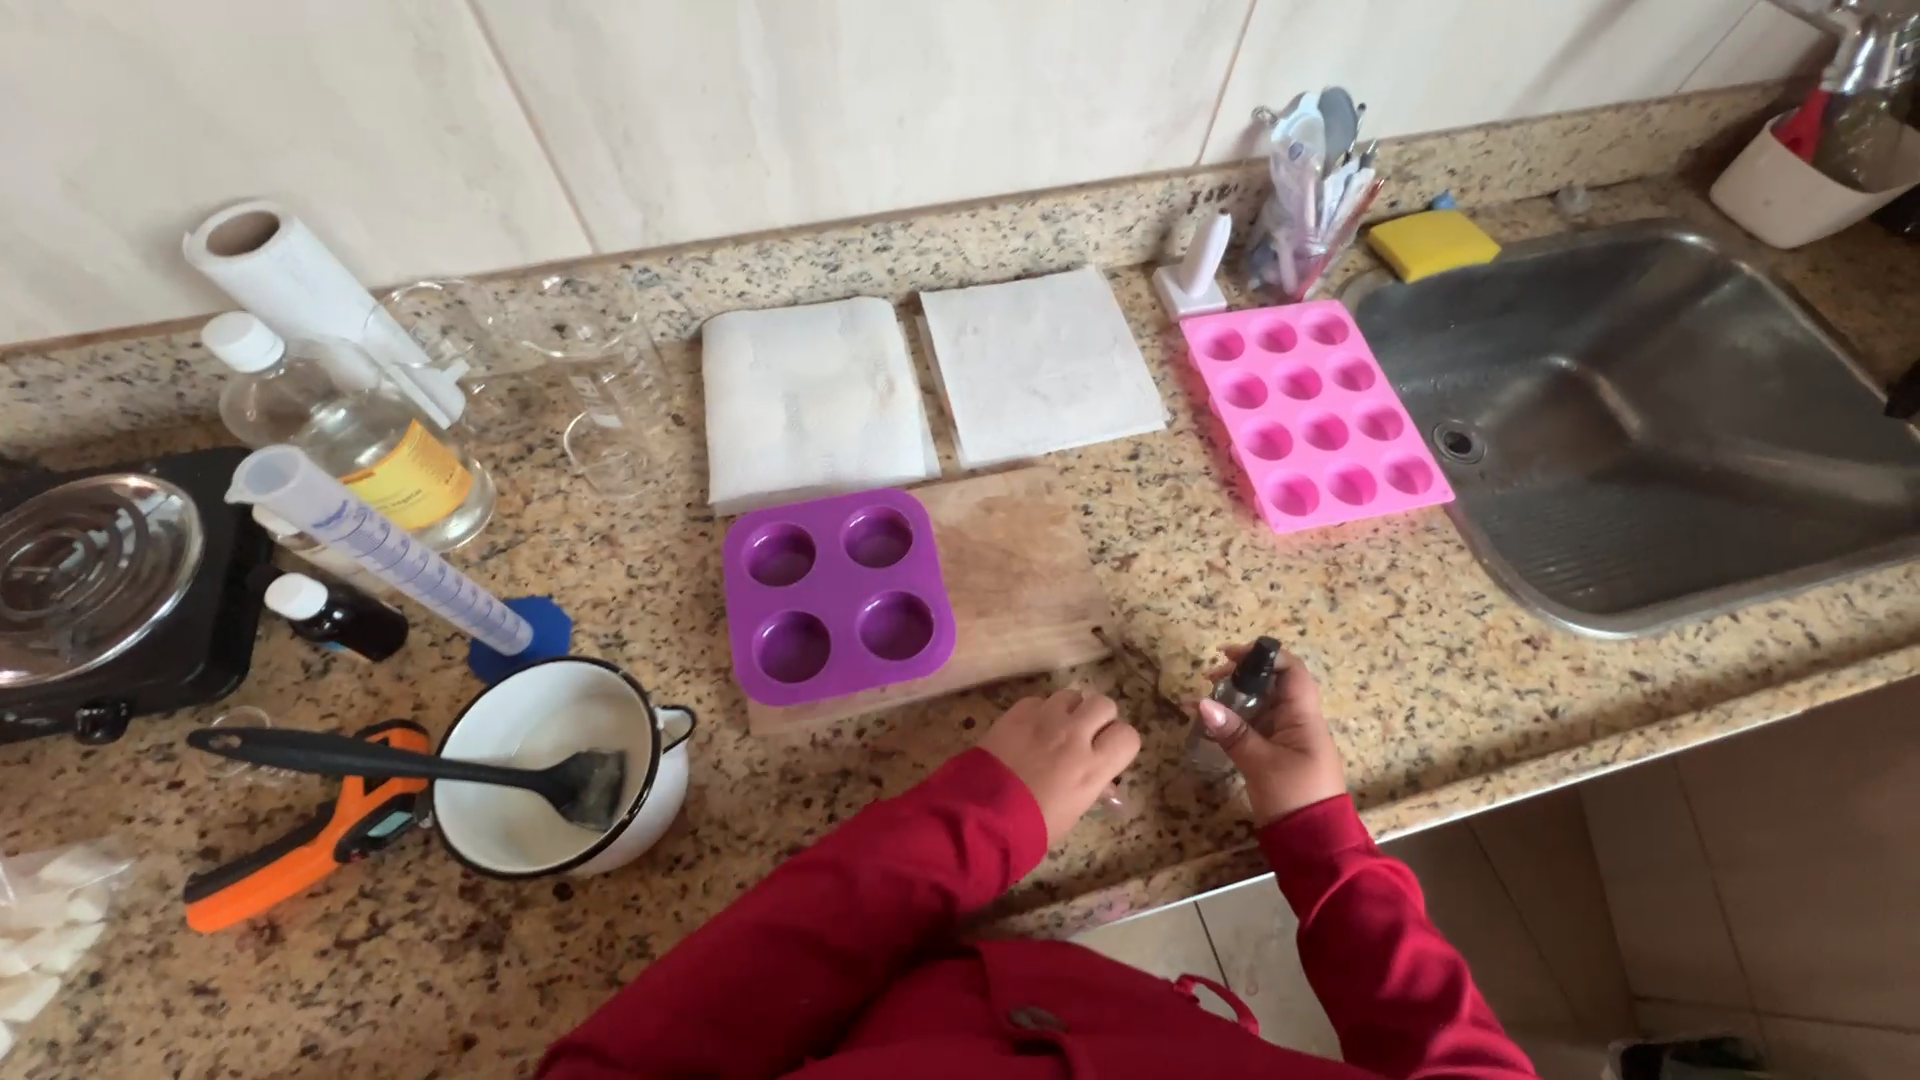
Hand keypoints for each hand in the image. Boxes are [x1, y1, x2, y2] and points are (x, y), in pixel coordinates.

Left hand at [979, 689, 1140, 845]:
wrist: (982, 815)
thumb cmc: (1033, 826)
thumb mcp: (1074, 811)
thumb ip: (1092, 786)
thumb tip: (1102, 781)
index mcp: (1093, 766)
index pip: (1128, 735)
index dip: (1119, 742)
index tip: (1108, 751)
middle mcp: (1073, 735)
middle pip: (1103, 704)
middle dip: (1098, 717)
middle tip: (1085, 735)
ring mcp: (1044, 719)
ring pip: (1071, 695)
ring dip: (1069, 710)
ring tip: (1055, 728)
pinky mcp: (1016, 713)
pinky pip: (1038, 700)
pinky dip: (1038, 711)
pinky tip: (1029, 729)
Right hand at [1194, 644, 1347, 826]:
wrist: (1314, 844)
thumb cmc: (1294, 797)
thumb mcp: (1260, 762)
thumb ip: (1232, 731)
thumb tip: (1201, 702)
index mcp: (1304, 717)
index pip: (1291, 670)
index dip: (1263, 655)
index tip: (1229, 656)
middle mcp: (1298, 721)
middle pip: (1271, 684)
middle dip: (1240, 676)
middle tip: (1209, 679)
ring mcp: (1288, 738)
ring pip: (1260, 705)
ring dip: (1233, 699)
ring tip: (1203, 700)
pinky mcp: (1277, 754)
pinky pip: (1255, 726)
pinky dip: (1233, 720)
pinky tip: (1209, 723)